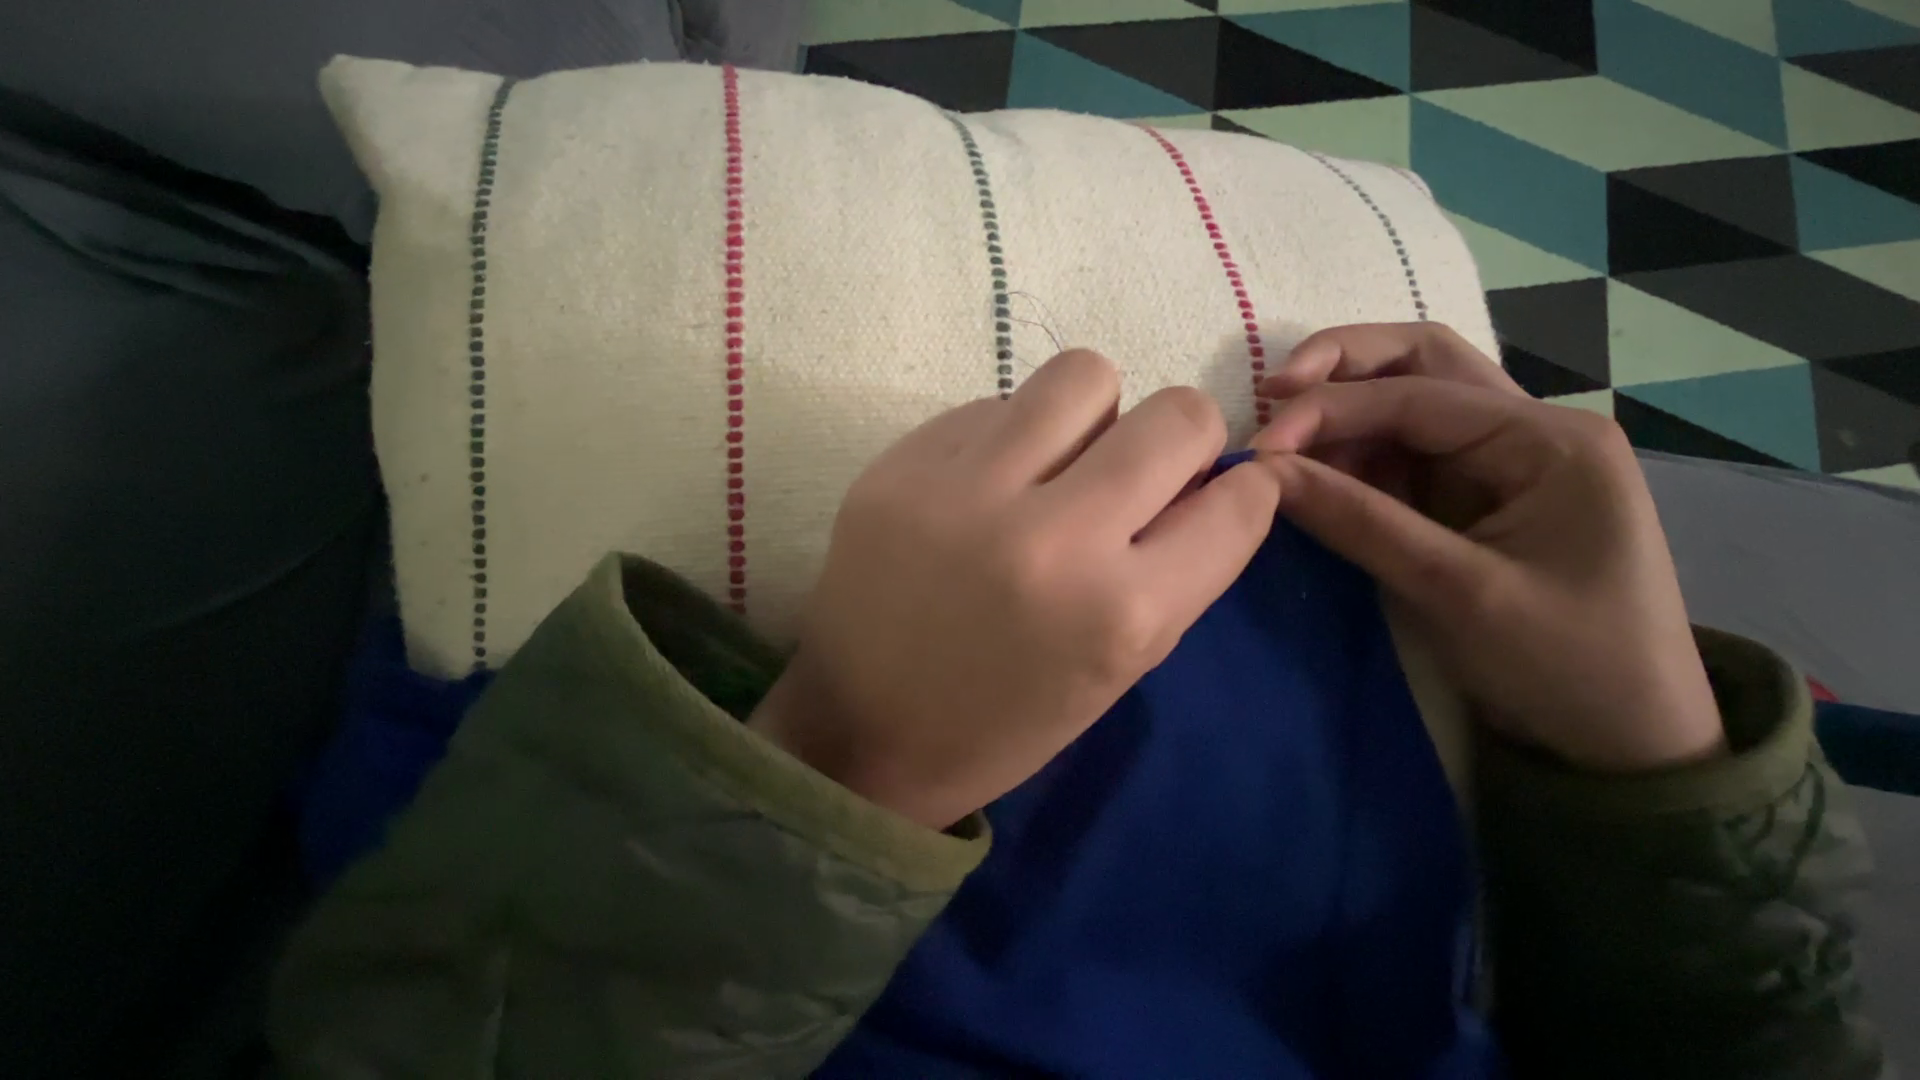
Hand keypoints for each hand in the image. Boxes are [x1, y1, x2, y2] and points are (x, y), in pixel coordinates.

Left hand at [751, 349, 1281, 827]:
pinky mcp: (903, 464)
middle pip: (1177, 415)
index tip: (1212, 494)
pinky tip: (985, 484)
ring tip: (1063, 459)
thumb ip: (1175, 571)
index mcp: (1120, 615)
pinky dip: (1011, 435)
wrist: (859, 731)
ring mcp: (968, 491)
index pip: (1237, 505)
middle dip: (1182, 438)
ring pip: (1083, 374)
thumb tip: (1209, 478)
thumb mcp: (1115, 670)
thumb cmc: (1001, 723)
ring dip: (1095, 413)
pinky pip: (995, 404)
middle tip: (1142, 469)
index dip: (1240, 493)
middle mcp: (1052, 538)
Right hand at [1252, 323, 1724, 772]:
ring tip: (1280, 444)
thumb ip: (1358, 521)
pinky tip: (1313, 473)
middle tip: (1269, 393)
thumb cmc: (1565, 663)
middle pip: (1423, 363)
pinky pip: (1405, 455)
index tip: (1258, 448)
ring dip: (1342, 413)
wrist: (1624, 741)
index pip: (1417, 394)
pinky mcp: (1475, 497)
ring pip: (1409, 403)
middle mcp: (1530, 430)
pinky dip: (1354, 456)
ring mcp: (1502, 462)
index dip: (1328, 410)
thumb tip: (1263, 472)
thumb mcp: (1456, 591)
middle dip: (1341, 368)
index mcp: (1549, 439)